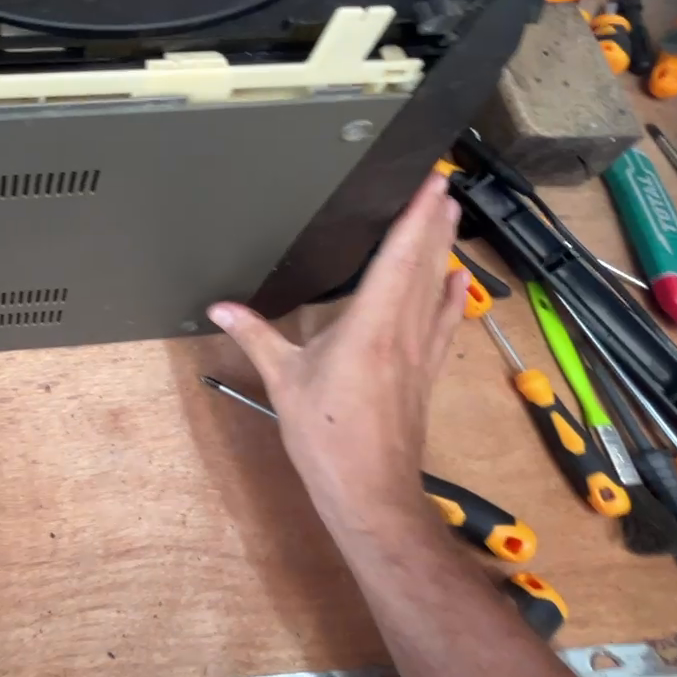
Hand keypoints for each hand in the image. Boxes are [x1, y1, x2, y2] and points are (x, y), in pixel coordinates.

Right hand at [206, 173, 468, 521]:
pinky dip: (452, 296)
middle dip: (435, 222)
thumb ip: (254, 335)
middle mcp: (405, 332)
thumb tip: (218, 307)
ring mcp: (421, 353)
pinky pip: (444, 323)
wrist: (371, 492)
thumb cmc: (325, 435)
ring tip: (450, 215)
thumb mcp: (282, 380)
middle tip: (442, 185)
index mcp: (372, 327)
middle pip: (426, 266)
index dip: (416, 218)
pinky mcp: (425, 372)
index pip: (399, 259)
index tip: (430, 185)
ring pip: (439, 289)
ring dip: (446, 249)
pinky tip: (458, 282)